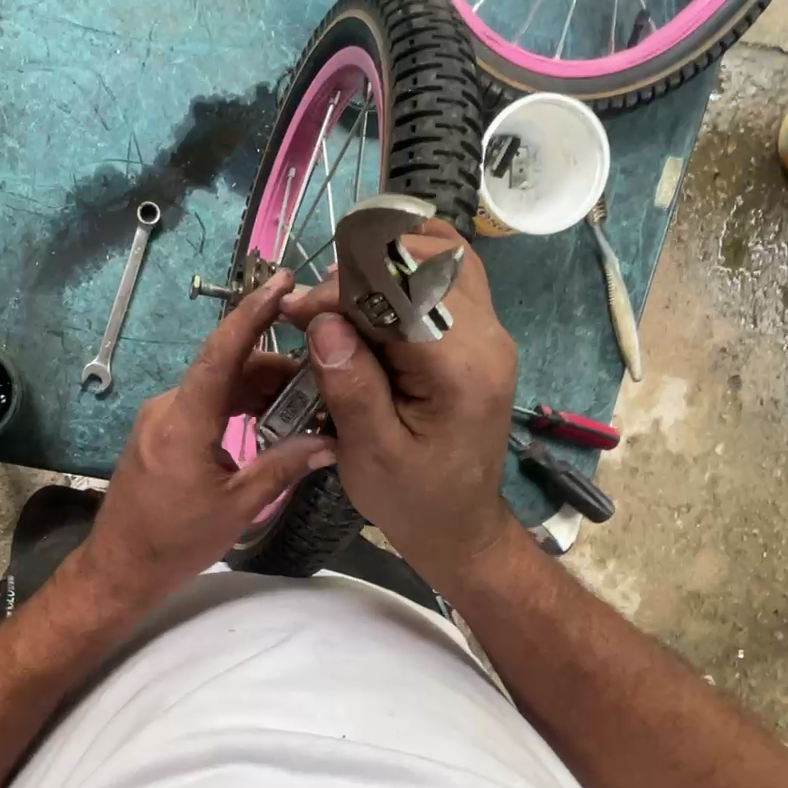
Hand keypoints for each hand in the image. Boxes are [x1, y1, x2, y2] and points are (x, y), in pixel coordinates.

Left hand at [77, 271, 336, 604]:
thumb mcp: (237, 506)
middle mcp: (168, 408)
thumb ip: (283, 467)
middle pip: (227, 370)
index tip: (283, 281)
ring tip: (304, 405)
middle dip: (275, 369)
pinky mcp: (160, 435)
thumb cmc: (176, 541)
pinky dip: (237, 409)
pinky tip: (269, 425)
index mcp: (184, 420)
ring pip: (216, 389)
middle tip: (323, 375)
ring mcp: (160, 420)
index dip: (253, 314)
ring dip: (258, 393)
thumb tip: (330, 443)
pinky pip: (204, 407)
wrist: (121, 567)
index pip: (221, 352)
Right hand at [278, 219, 519, 582]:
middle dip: (361, 272)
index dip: (343, 291)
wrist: (459, 528)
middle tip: (315, 309)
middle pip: (427, 260)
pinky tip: (369, 303)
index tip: (298, 314)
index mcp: (460, 368)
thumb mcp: (370, 453)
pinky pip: (446, 282)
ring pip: (443, 258)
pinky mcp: (479, 340)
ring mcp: (489, 334)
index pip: (402, 291)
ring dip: (383, 268)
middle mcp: (487, 338)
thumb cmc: (413, 500)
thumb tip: (322, 322)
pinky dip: (403, 280)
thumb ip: (351, 384)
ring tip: (339, 302)